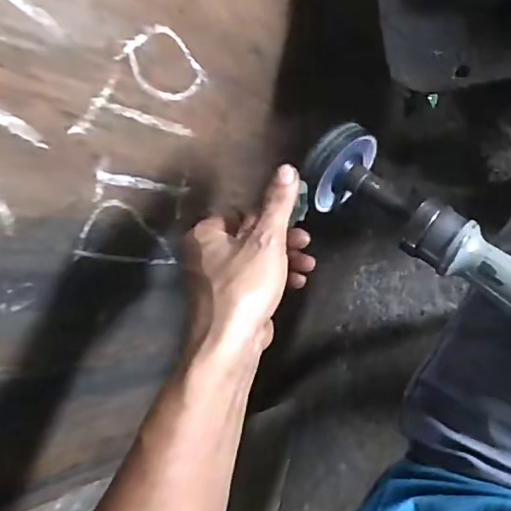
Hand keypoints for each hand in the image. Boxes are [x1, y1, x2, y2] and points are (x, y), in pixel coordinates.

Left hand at [184, 164, 315, 359]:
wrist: (230, 341)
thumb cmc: (246, 286)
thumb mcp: (268, 240)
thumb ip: (278, 204)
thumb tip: (287, 168)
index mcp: (206, 234)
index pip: (241, 212)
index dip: (270, 217)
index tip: (295, 226)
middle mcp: (204, 253)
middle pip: (250, 235)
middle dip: (283, 240)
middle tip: (305, 245)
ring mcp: (214, 279)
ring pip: (255, 258)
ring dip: (284, 259)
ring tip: (306, 267)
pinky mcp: (227, 300)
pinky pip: (254, 279)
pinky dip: (275, 278)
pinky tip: (294, 284)